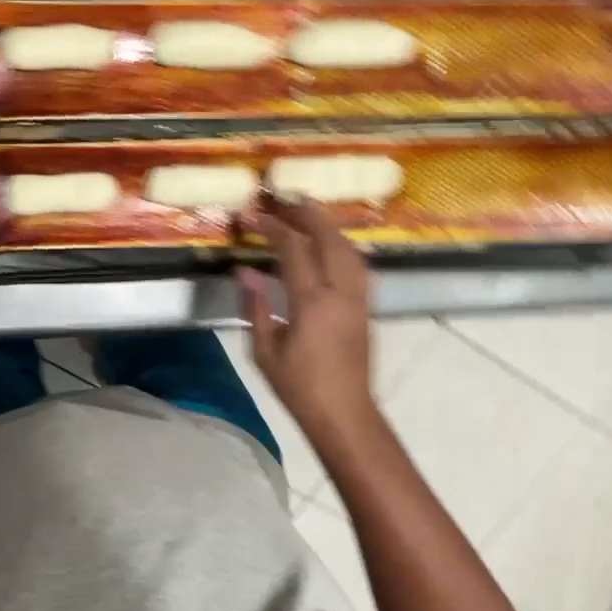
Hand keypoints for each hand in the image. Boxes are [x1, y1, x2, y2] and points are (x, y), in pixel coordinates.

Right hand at [239, 194, 380, 450]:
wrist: (344, 412)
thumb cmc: (299, 388)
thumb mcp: (265, 351)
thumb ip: (256, 306)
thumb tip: (244, 271)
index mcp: (312, 302)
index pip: (293, 248)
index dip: (271, 226)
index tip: (250, 215)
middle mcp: (341, 292)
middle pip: (328, 236)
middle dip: (306, 212)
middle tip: (283, 199)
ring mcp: (359, 297)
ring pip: (349, 246)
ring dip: (328, 225)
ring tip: (307, 214)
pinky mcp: (367, 306)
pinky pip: (358, 263)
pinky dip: (343, 245)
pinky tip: (331, 246)